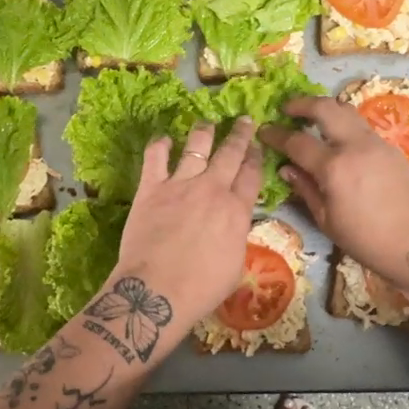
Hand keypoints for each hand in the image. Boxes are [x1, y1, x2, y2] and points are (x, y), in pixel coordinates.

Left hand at [110, 118, 264, 331]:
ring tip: (206, 122)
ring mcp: (180, 184)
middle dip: (240, 134)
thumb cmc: (201, 288)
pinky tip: (163, 138)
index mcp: (236, 210)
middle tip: (243, 119)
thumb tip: (235, 226)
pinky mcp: (151, 187)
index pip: (251, 175)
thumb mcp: (236, 265)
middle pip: (230, 153)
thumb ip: (237, 238)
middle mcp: (212, 189)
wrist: (157, 290)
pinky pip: (155, 156)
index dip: (256, 157)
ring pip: (196, 146)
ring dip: (204, 131)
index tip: (257, 145)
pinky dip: (160, 144)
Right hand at [261, 96, 408, 285]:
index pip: (297, 141)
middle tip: (287, 108)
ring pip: (347, 112)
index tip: (263, 131)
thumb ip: (306, 190)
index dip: (276, 135)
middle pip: (325, 108)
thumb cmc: (370, 242)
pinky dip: (344, 124)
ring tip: (312, 118)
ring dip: (326, 109)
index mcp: (335, 167)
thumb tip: (287, 169)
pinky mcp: (393, 149)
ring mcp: (377, 144)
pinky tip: (337, 139)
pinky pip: (362, 126)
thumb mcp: (329, 222)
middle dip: (302, 103)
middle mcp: (355, 146)